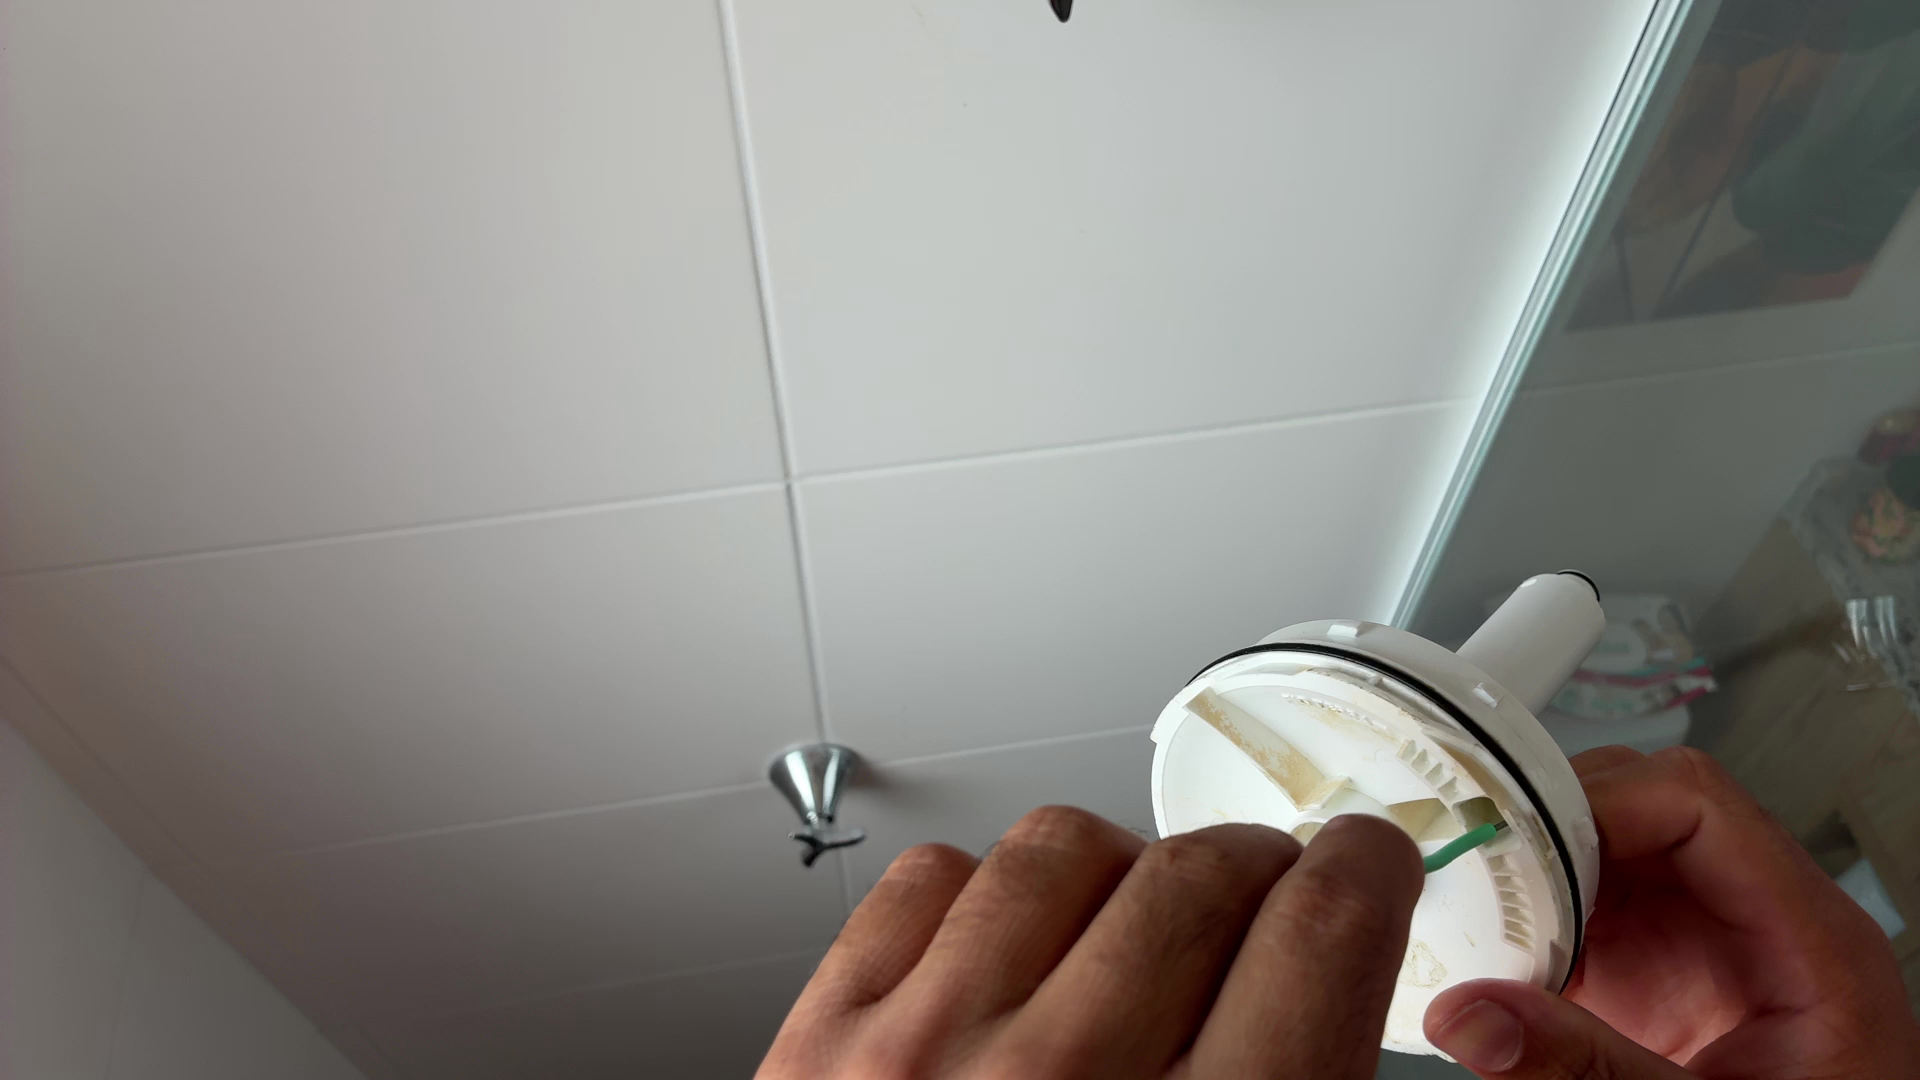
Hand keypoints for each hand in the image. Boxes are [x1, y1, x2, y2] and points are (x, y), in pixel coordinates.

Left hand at [760, 807, 1420, 1077]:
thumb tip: (1348, 981)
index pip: (1315, 946)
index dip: (1362, 876)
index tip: (1363, 857)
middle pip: (1192, 878)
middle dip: (1251, 865)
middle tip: (1258, 889)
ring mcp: (917, 1057)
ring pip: (1058, 847)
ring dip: (1119, 866)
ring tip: (1126, 916)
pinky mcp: (824, 1037)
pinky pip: (931, 878)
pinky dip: (986, 889)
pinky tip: (1006, 946)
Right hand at [1424, 745, 1919, 1077]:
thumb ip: (1589, 1065)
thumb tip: (1467, 1014)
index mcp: (1804, 938)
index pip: (1694, 801)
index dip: (1599, 800)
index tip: (1521, 833)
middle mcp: (1741, 905)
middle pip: (1629, 791)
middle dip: (1542, 810)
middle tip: (1479, 848)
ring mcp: (1682, 915)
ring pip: (1586, 818)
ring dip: (1520, 841)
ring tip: (1477, 881)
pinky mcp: (1631, 934)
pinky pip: (1562, 867)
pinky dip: (1512, 879)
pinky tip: (1486, 919)